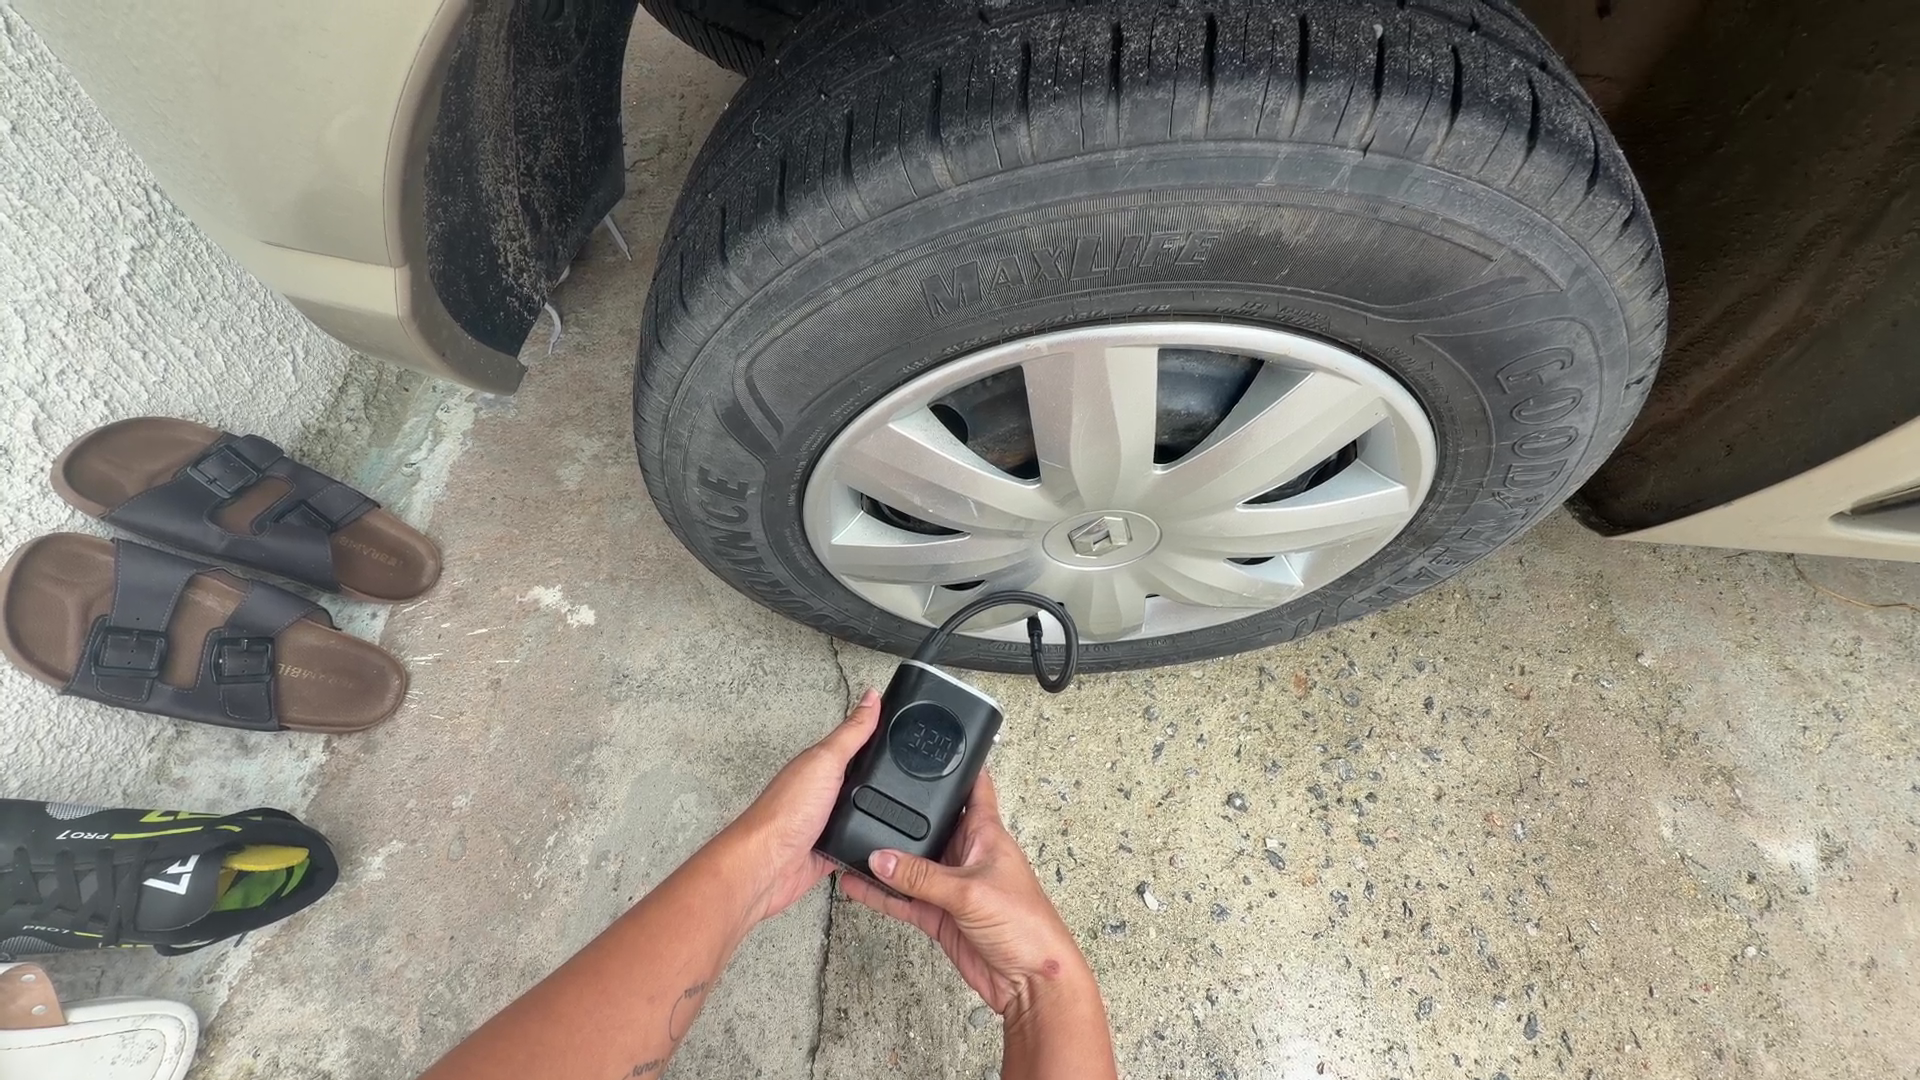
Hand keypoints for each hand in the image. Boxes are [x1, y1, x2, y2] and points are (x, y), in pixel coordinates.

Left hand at [723, 687, 880, 921]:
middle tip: (908, 763)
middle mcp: (823, 789)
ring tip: (899, 802)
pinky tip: (881, 838)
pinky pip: (858, 840)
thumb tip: (871, 696)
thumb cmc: (785, 811)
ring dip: (876, 809)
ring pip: (861, 810)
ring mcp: (826, 820)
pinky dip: (868, 840)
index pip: (853, 740)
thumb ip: (852, 733)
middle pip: (859, 776)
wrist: (769, 864)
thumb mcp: (825, 761)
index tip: (899, 718)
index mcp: (820, 763)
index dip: (875, 730)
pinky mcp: (830, 849)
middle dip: (881, 774)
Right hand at [840, 771, 1091, 1017]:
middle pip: (933, 825)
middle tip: (874, 797)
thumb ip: (921, 875)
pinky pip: (905, 898)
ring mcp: (953, 884)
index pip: (974, 787)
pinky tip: (857, 885)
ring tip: (853, 843)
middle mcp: (968, 853)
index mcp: (987, 833)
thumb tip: (880, 858)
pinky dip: (882, 893)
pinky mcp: (941, 915)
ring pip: (913, 864)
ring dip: (888, 858)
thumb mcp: (970, 890)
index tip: (937, 747)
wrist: (1031, 982)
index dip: (959, 766)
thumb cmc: (1025, 924)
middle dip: (907, 815)